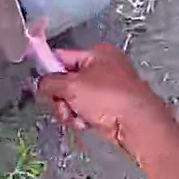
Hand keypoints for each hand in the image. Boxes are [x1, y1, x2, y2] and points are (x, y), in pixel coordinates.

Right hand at [34, 44, 174, 152]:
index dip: (49, 70)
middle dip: (61, 97)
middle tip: (64, 106)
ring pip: (74, 98)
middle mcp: (104, 67)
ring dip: (70, 110)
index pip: (62, 56)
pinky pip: (86, 109)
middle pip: (67, 80)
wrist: (137, 124)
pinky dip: (82, 117)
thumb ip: (50, 82)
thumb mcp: (71, 85)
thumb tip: (41, 84)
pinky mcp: (110, 106)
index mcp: (97, 53)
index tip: (41, 85)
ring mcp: (108, 88)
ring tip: (78, 117)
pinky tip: (87, 123)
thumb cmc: (108, 98)